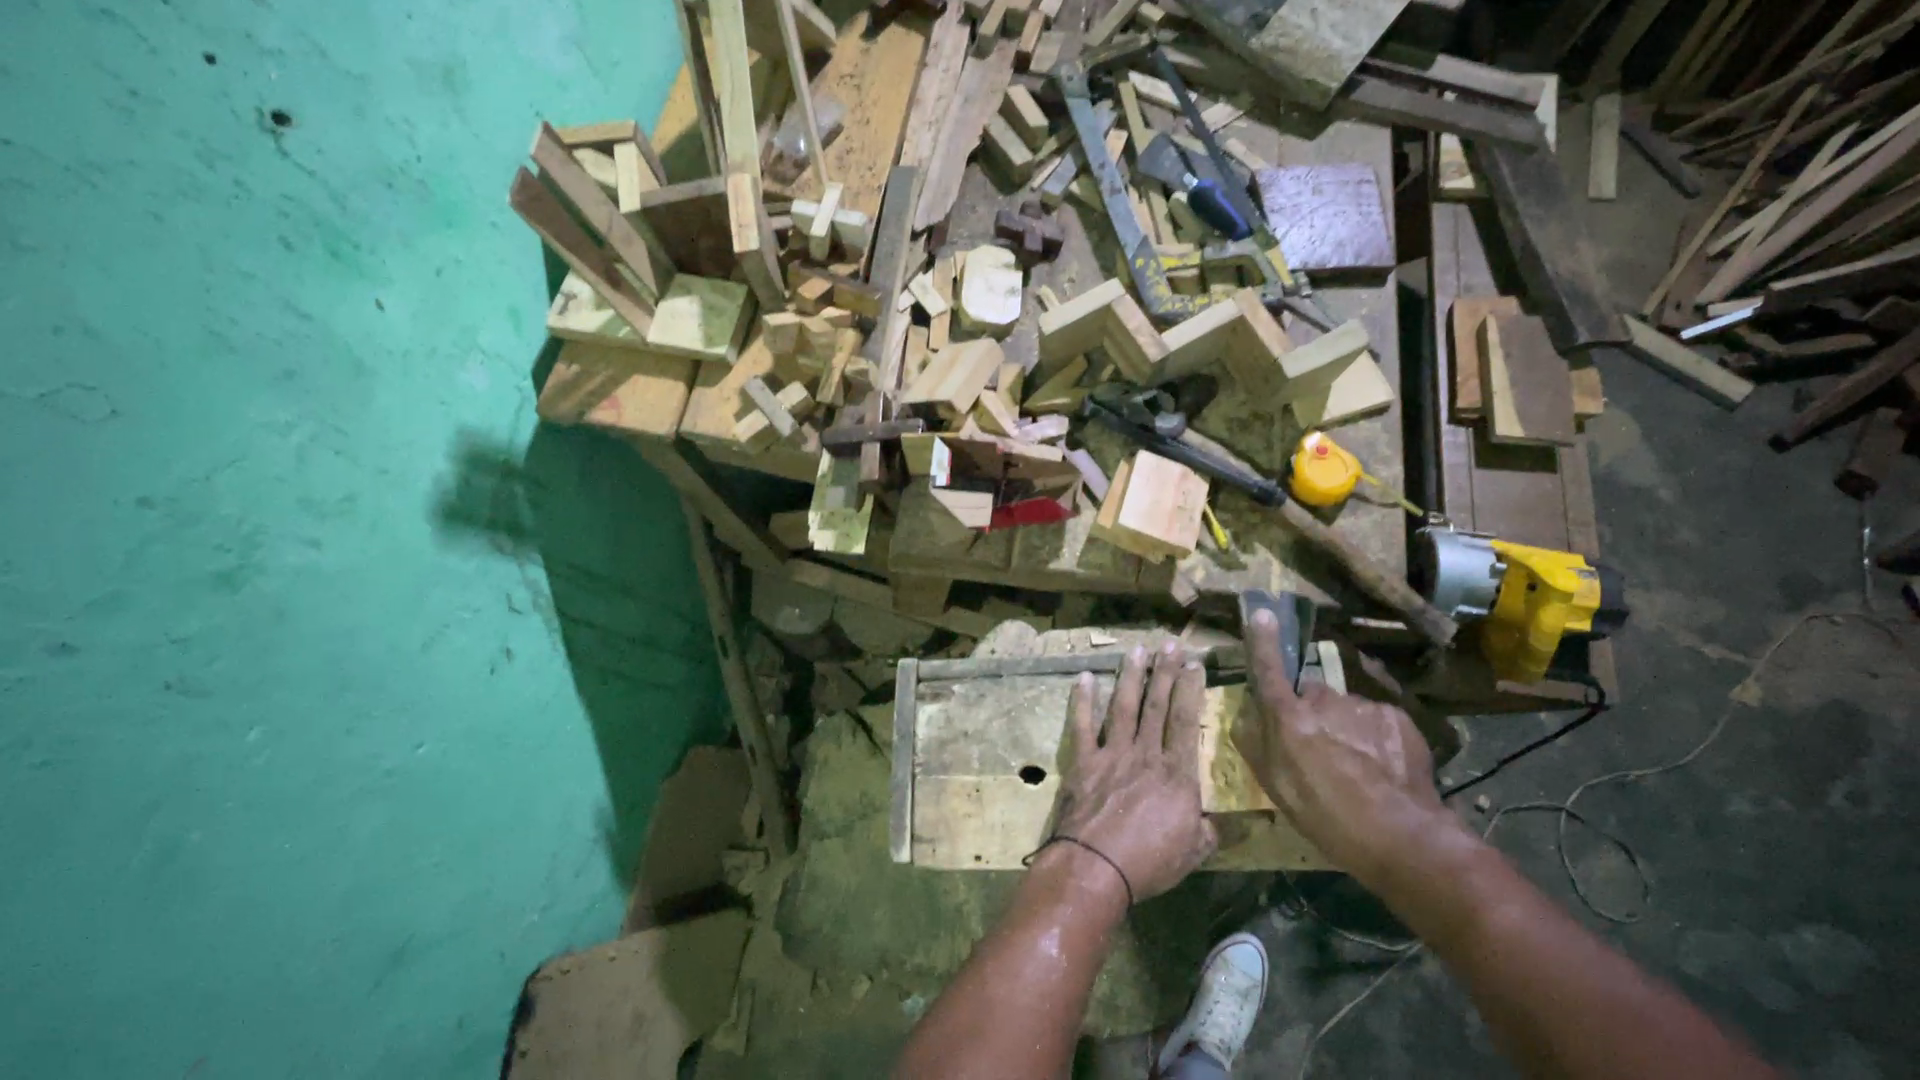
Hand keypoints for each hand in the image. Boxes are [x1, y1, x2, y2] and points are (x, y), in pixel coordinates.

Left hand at [1052, 642, 1218, 904]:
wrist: (1095, 868)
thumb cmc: (1149, 863)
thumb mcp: (1194, 852)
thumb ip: (1213, 831)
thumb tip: (1236, 822)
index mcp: (1177, 774)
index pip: (1186, 721)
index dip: (1191, 689)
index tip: (1194, 664)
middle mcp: (1145, 754)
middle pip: (1157, 705)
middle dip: (1164, 672)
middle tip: (1169, 644)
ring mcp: (1111, 755)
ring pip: (1123, 707)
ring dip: (1130, 677)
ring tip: (1136, 650)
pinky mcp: (1083, 763)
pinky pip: (1082, 726)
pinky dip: (1082, 702)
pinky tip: (1083, 679)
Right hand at [1234, 608, 1466, 888]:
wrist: (1401, 836)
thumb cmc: (1326, 817)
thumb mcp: (1275, 788)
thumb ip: (1255, 744)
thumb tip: (1247, 715)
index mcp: (1289, 719)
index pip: (1269, 670)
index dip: (1263, 641)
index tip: (1262, 612)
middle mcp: (1325, 702)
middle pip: (1312, 695)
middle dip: (1312, 713)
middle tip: (1319, 752)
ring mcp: (1364, 706)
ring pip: (1345, 708)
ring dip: (1345, 727)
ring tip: (1357, 768)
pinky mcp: (1396, 716)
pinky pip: (1375, 718)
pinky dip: (1375, 736)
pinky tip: (1382, 768)